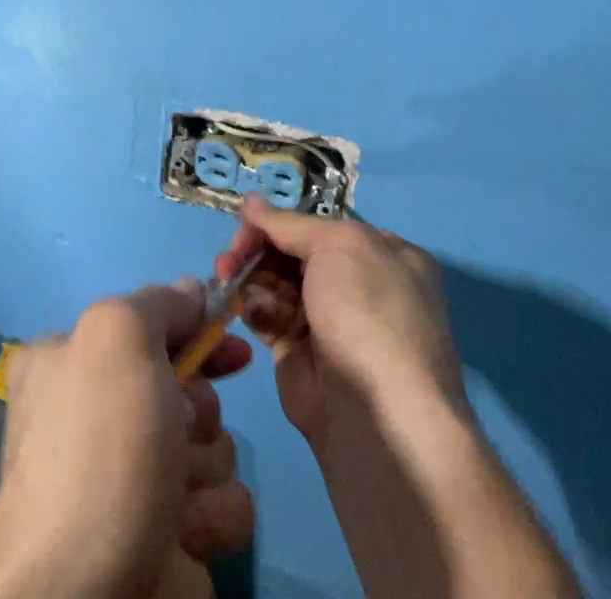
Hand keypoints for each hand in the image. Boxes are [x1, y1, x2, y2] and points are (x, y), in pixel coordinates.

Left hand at [0, 283, 253, 598]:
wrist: (80, 590)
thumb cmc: (98, 453)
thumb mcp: (116, 342)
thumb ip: (155, 305)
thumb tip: (189, 291)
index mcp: (72, 363)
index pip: (150, 328)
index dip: (196, 333)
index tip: (231, 347)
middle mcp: (98, 415)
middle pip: (190, 390)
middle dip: (199, 413)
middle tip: (178, 433)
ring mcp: (133, 477)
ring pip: (213, 448)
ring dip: (205, 469)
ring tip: (172, 497)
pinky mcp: (166, 531)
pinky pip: (221, 504)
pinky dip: (211, 517)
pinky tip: (182, 534)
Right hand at [217, 195, 467, 442]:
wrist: (374, 409)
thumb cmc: (368, 312)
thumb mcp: (339, 245)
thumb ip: (290, 224)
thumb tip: (250, 201)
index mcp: (380, 253)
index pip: (319, 226)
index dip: (280, 222)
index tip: (246, 222)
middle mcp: (356, 283)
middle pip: (291, 252)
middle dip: (257, 249)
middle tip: (230, 257)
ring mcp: (327, 319)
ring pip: (273, 283)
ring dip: (251, 277)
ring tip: (230, 280)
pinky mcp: (296, 351)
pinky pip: (267, 316)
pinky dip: (255, 309)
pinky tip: (251, 312)